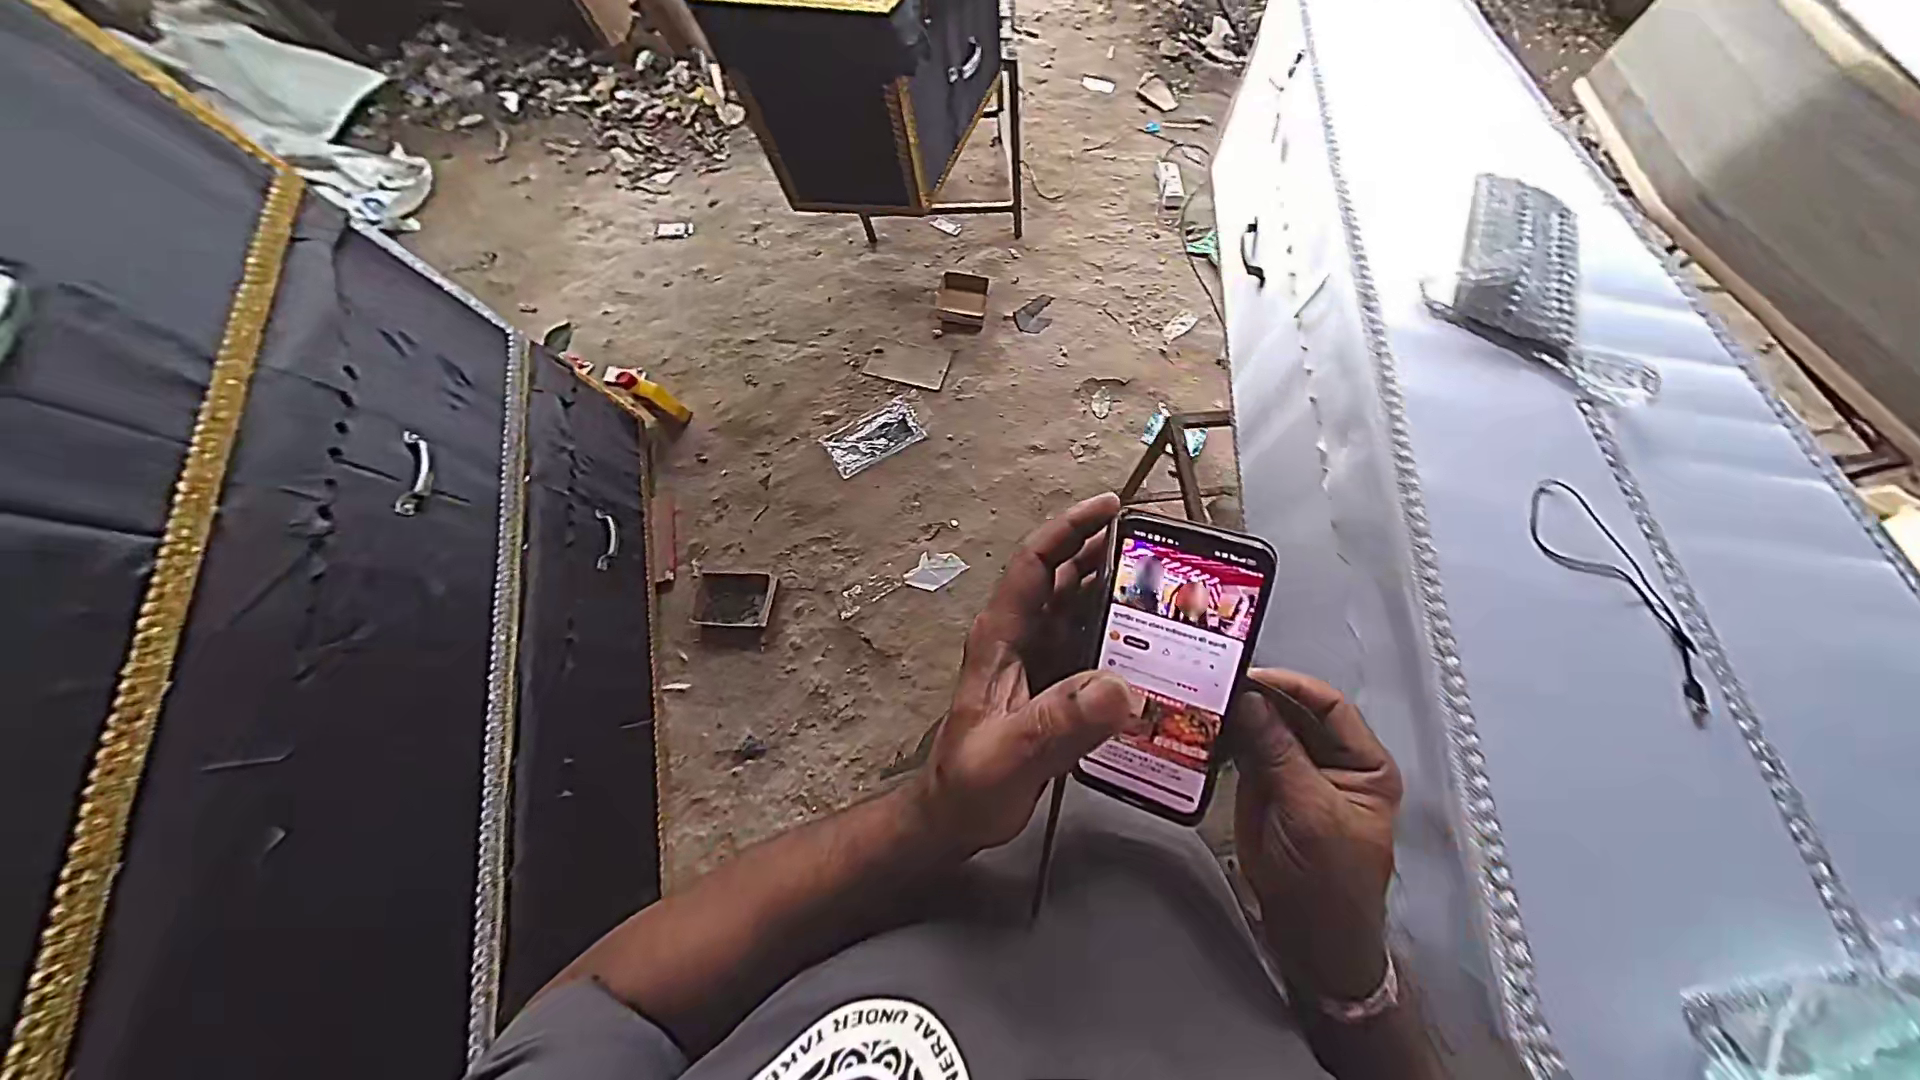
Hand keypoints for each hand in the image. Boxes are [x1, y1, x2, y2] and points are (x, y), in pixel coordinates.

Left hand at [912, 493, 1142, 856]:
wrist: (958, 815)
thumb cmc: (969, 783)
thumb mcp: (1011, 754)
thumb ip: (1060, 723)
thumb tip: (1122, 688)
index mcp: (1001, 635)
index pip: (1035, 563)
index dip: (1070, 529)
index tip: (1112, 508)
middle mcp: (1021, 636)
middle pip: (1065, 577)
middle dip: (1107, 551)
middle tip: (1161, 546)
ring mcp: (1040, 658)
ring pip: (1082, 607)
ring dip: (1118, 591)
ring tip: (1169, 586)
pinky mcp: (1057, 683)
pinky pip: (1093, 644)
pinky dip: (1122, 635)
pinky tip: (1156, 644)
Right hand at [1227, 669, 1401, 1000]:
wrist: (1307, 935)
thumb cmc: (1329, 880)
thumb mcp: (1310, 811)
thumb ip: (1279, 752)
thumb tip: (1250, 700)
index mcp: (1361, 762)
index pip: (1329, 706)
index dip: (1292, 685)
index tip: (1251, 675)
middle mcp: (1327, 757)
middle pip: (1292, 710)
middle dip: (1257, 695)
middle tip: (1216, 680)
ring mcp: (1292, 767)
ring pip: (1263, 724)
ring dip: (1236, 712)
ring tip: (1202, 697)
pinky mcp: (1262, 780)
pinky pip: (1242, 746)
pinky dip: (1223, 734)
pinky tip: (1202, 725)